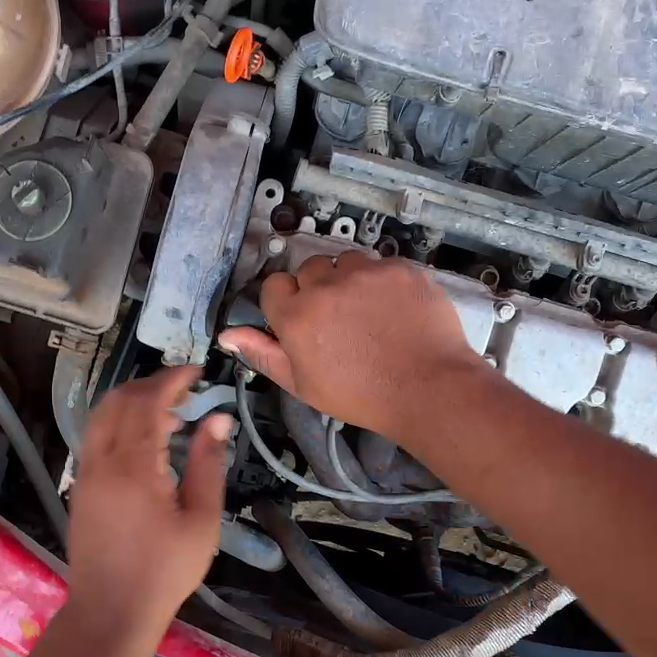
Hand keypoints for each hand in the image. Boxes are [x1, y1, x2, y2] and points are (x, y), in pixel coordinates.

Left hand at [64, 365, 231, 637]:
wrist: (110, 613)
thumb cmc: (164, 572)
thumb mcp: (201, 520)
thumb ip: (208, 463)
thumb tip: (218, 419)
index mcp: (134, 466)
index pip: (148, 401)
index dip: (172, 379)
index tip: (197, 370)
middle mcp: (102, 460)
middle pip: (119, 399)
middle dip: (151, 384)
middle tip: (185, 387)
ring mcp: (85, 473)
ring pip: (101, 415)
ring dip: (132, 401)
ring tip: (168, 410)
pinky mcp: (80, 486)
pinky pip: (95, 435)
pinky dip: (118, 421)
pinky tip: (144, 438)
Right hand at [218, 251, 491, 441]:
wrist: (428, 388)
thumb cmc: (360, 395)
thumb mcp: (302, 384)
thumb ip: (263, 353)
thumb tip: (228, 334)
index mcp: (295, 315)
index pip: (274, 285)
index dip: (287, 302)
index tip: (302, 321)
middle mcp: (326, 285)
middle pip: (309, 268)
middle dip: (318, 288)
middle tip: (337, 319)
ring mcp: (366, 273)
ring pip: (345, 261)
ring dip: (349, 279)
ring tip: (367, 312)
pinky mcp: (400, 268)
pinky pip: (381, 264)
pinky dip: (383, 282)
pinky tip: (393, 309)